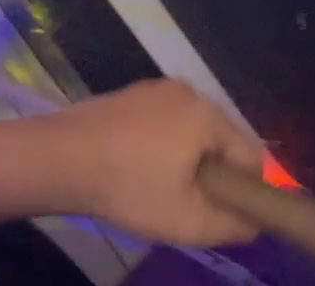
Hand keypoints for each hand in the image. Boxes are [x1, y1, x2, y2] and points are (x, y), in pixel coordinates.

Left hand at [41, 78, 263, 246]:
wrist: (61, 157)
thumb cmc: (130, 186)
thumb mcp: (190, 222)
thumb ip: (234, 224)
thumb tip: (253, 221)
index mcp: (207, 113)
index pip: (251, 156)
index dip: (246, 192)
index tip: (224, 215)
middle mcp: (186, 91)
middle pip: (220, 140)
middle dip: (214, 174)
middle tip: (189, 204)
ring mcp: (154, 88)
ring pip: (190, 132)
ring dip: (186, 161)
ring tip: (160, 189)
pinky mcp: (129, 94)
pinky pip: (163, 123)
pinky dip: (161, 147)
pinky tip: (138, 169)